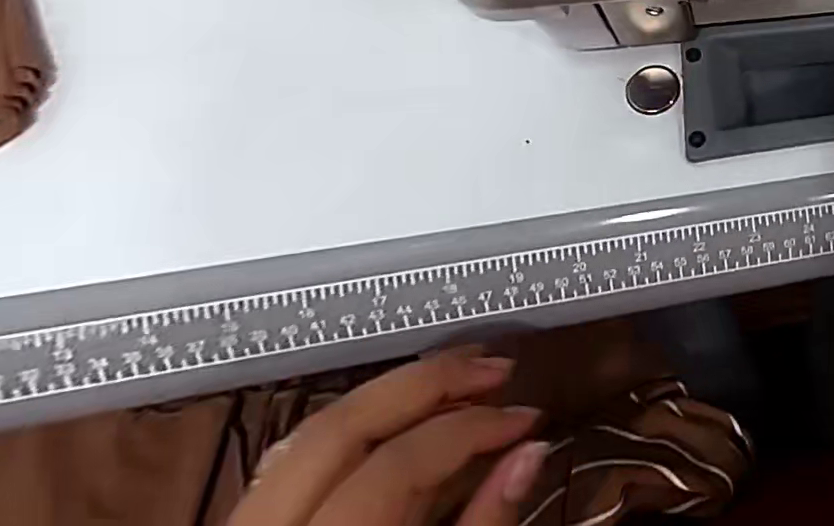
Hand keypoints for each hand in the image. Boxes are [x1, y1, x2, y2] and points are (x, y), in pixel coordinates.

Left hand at [228, 348, 548, 525]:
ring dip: (395, 390)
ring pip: (312, 430)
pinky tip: (408, 410)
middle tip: (495, 366)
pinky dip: (365, 420)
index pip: (394, 468)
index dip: (471, 428)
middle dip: (428, 382)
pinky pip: (300, 457)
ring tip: (461, 371)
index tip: (527, 416)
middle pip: (339, 429)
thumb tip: (533, 448)